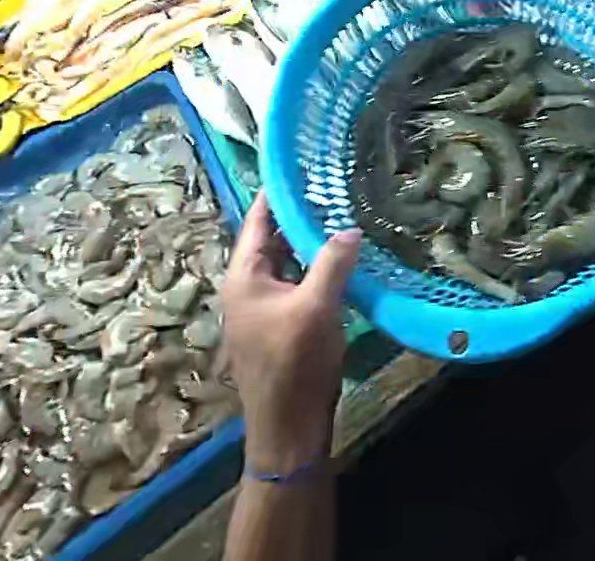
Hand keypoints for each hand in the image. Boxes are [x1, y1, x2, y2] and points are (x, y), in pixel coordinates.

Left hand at [222, 193, 359, 474]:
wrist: (290, 430)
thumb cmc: (294, 365)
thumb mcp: (316, 307)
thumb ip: (333, 262)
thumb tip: (351, 228)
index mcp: (244, 275)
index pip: (259, 219)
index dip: (278, 192)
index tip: (301, 165)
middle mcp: (248, 284)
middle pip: (273, 236)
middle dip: (300, 212)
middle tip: (331, 184)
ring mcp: (265, 303)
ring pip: (288, 258)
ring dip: (310, 239)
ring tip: (340, 210)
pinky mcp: (283, 319)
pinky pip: (298, 278)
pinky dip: (315, 263)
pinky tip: (341, 253)